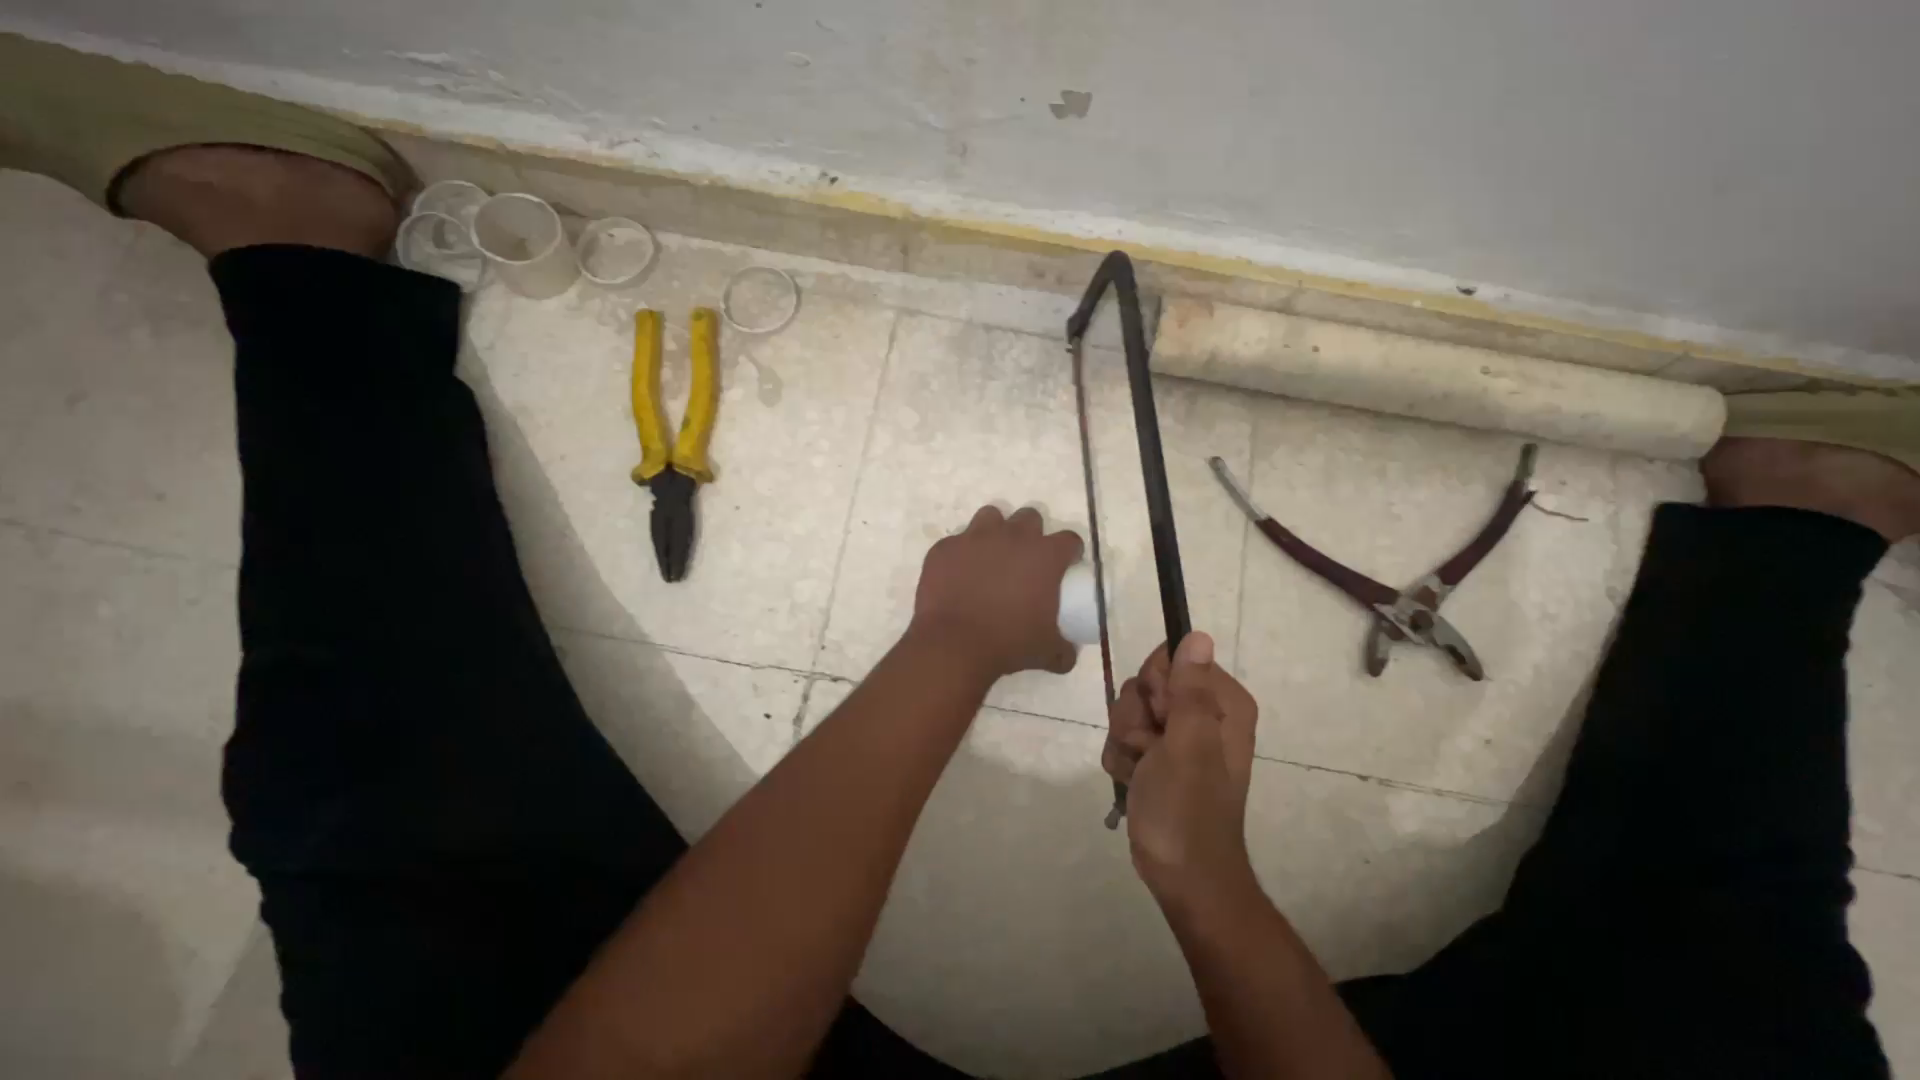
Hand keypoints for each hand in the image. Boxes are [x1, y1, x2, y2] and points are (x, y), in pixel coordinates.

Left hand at [911, 505, 1083, 679]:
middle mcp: (1012, 537)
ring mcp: (975, 538)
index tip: (1065, 566)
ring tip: (991, 557)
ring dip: (995, 532)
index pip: (1069, 540)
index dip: (1069, 552)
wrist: (954, 645)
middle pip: (1029, 518)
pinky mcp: (945, 547)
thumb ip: (1064, 652)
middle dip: (1031, 534)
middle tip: (1025, 560)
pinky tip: (958, 574)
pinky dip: (961, 554)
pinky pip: (956, 542)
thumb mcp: (1047, 652)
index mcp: (1045, 556)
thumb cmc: (1008, 644)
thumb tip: (1068, 656)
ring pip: (991, 517)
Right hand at [1102, 633, 1258, 902]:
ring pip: (1129, 711)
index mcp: (1222, 704)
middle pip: (1147, 685)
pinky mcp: (1156, 760)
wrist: (1181, 874)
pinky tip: (1133, 782)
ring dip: (1125, 740)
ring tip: (1141, 771)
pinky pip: (1123, 739)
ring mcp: (1178, 738)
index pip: (1174, 658)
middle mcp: (1203, 714)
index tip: (1160, 717)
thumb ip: (1189, 689)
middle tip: (1149, 749)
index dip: (1157, 686)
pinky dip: (1122, 760)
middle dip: (1135, 717)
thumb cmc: (1188, 808)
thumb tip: (1197, 634)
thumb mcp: (1188, 743)